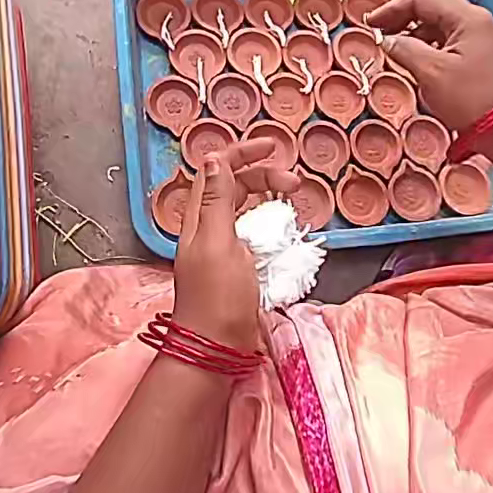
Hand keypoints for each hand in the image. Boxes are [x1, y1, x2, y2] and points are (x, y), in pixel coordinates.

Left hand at [172, 139, 296, 352]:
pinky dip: (269, 222)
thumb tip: (215, 160)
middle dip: (262, 175)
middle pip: (233, 186)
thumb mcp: (218, 243)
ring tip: (291, 200)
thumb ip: (217, 201)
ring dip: (266, 197)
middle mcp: (207, 227)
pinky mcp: (236, 264)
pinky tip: (284, 229)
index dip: (241, 153)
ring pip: (244, 208)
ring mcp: (222, 246)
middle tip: (294, 184)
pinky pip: (252, 231)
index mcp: (198, 217)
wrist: (216, 346)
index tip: (272, 147)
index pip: (216, 170)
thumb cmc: (217, 297)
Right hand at [367, 0, 492, 131]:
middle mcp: (475, 20)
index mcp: (467, 18)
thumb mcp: (431, 72)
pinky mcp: (476, 52)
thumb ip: (404, 50)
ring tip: (391, 41)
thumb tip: (386, 40)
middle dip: (403, 12)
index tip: (371, 22)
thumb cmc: (469, 98)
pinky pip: (445, 36)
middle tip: (380, 26)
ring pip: (439, 20)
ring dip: (413, 26)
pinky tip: (410, 53)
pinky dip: (424, 40)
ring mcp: (478, 36)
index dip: (393, 8)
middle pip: (434, 3)